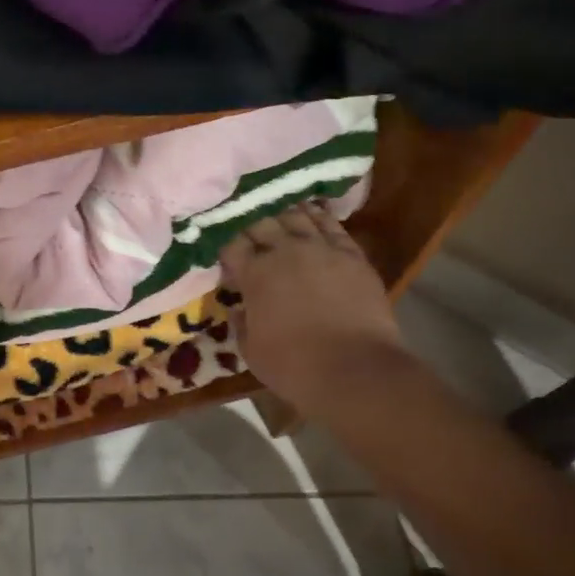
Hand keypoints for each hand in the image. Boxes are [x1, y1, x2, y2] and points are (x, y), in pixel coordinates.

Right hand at [218, 203, 405, 411]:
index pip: (229, 242)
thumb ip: (240, 323)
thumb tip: (237, 309)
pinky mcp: (351, 255)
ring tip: (274, 204)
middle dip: (248, 219)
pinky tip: (310, 208)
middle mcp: (284, 251)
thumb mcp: (251, 351)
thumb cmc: (295, 366)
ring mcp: (320, 249)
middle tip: (242, 218)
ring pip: (295, 215)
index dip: (221, 238)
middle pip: (260, 220)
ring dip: (281, 210)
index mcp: (254, 273)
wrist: (357, 372)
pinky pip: (331, 225)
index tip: (216, 239)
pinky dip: (318, 214)